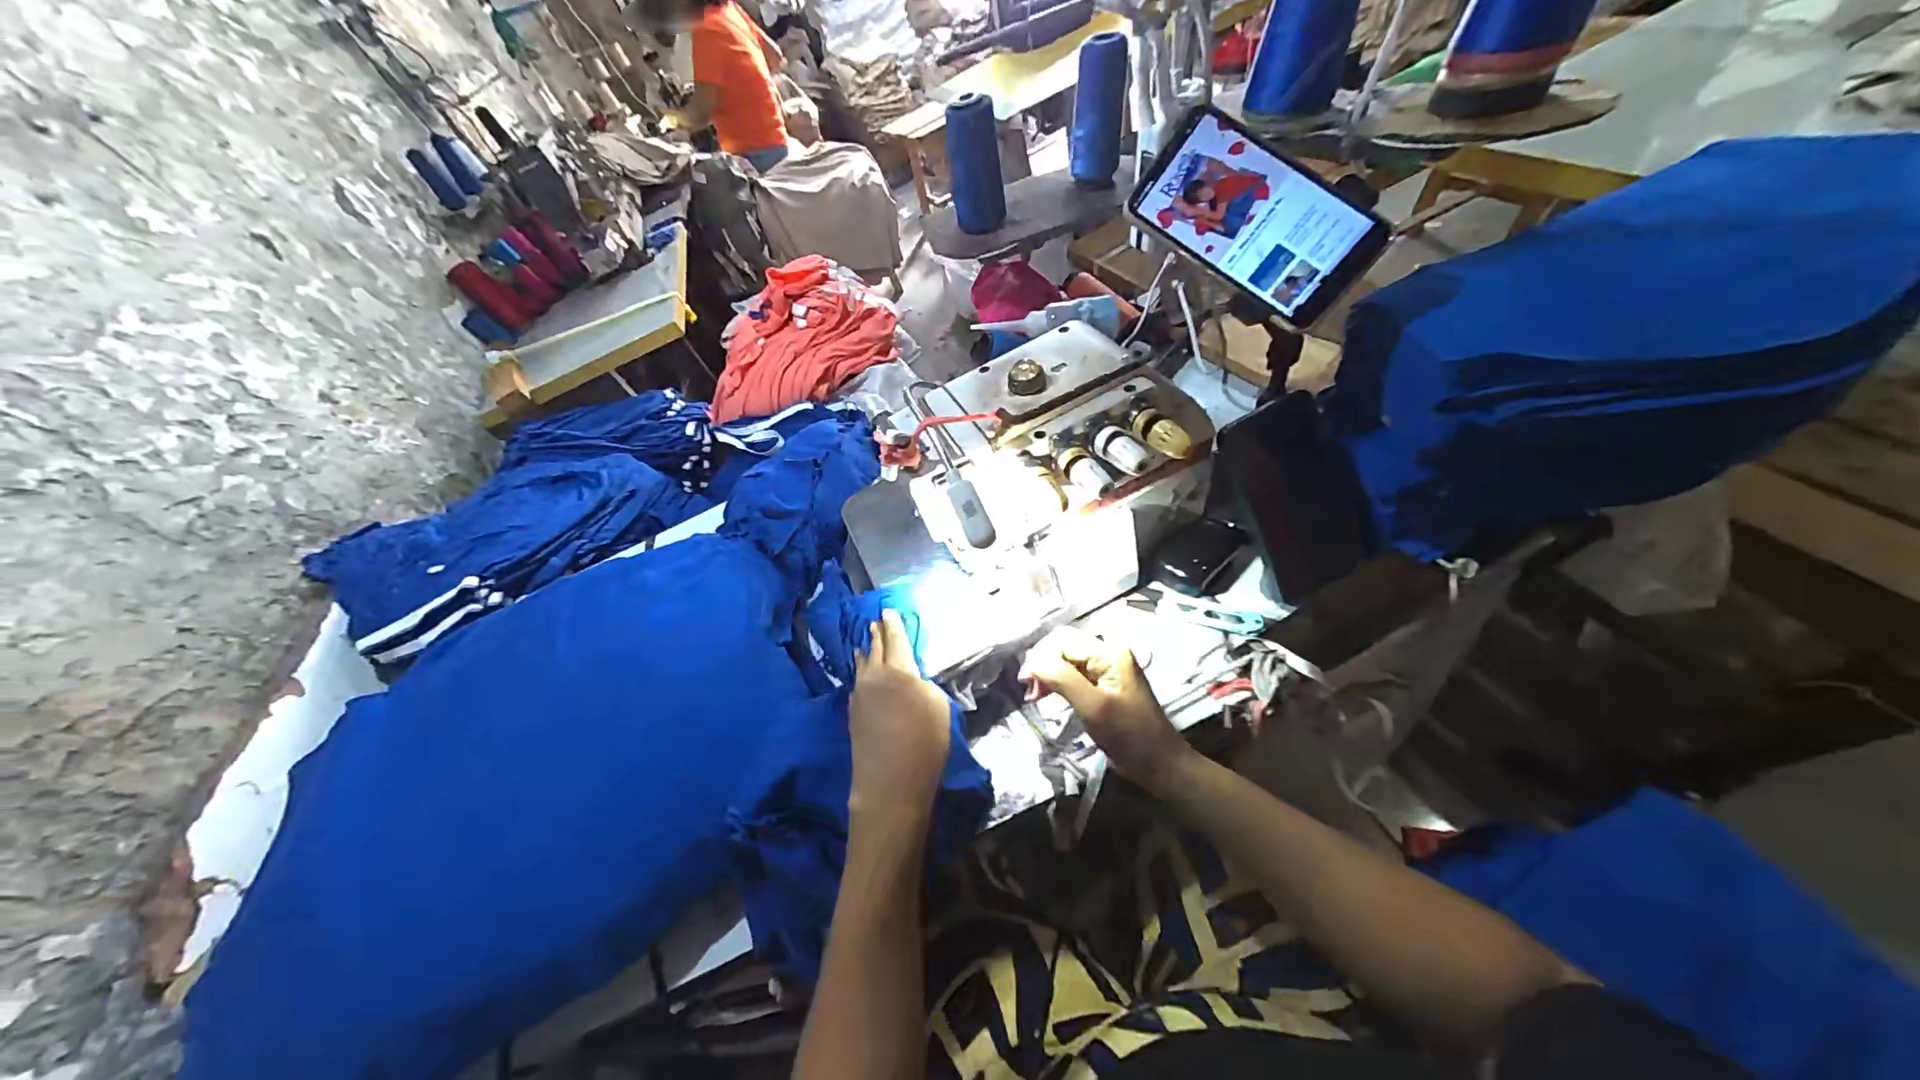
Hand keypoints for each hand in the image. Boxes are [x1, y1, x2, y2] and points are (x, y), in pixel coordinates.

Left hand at [848, 610, 952, 818]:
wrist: (889, 783)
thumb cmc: (924, 744)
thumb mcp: (939, 708)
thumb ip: (925, 685)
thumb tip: (912, 680)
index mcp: (899, 671)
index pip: (896, 640)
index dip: (894, 625)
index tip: (889, 610)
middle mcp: (875, 677)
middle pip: (876, 649)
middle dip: (878, 633)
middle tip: (877, 620)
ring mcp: (860, 695)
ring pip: (862, 665)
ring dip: (866, 652)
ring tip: (865, 642)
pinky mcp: (853, 713)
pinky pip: (858, 683)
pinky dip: (861, 672)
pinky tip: (862, 673)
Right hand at [1020, 628, 1196, 796]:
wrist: (1160, 764)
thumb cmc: (1129, 735)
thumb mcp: (1093, 706)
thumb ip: (1062, 679)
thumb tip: (1031, 660)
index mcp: (1110, 652)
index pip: (1064, 642)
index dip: (1041, 658)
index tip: (1024, 684)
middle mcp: (1109, 654)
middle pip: (1065, 649)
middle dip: (1043, 666)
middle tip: (1029, 693)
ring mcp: (1108, 670)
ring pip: (1067, 662)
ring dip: (1048, 676)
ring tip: (1034, 697)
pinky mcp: (1105, 686)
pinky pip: (1075, 676)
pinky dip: (1059, 684)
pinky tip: (1048, 697)